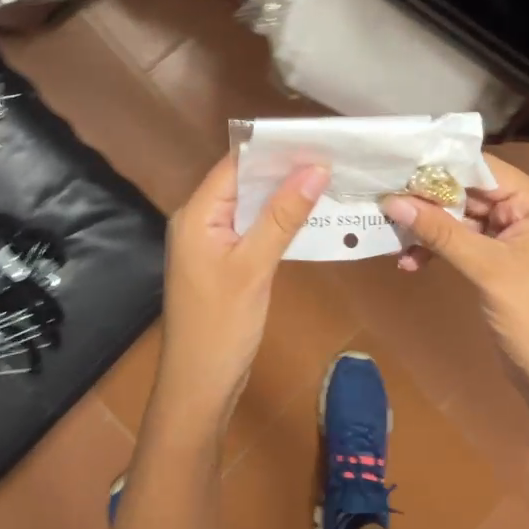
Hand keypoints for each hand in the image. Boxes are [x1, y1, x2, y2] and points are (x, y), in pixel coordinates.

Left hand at [159, 153, 328, 403]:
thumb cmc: (221, 326)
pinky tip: (307, 217)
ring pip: (250, 205)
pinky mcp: (222, 262)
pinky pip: (251, 228)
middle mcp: (198, 220)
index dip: (274, 149)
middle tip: (331, 158)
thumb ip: (283, 216)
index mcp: (196, 213)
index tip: (316, 139)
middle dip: (284, 169)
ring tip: (328, 180)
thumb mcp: (255, 267)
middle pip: (243, 181)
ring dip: (283, 195)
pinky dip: (277, 221)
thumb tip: (316, 168)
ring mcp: (209, 242)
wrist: (198, 389)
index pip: (236, 164)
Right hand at [380, 155, 528, 400]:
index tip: (400, 168)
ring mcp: (516, 237)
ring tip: (395, 237)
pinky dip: (440, 249)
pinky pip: (465, 241)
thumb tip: (392, 200)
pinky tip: (412, 262)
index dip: (443, 167)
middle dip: (431, 201)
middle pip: (472, 192)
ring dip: (430, 228)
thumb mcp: (486, 270)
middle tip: (388, 203)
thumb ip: (440, 232)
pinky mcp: (502, 260)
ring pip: (463, 217)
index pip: (486, 169)